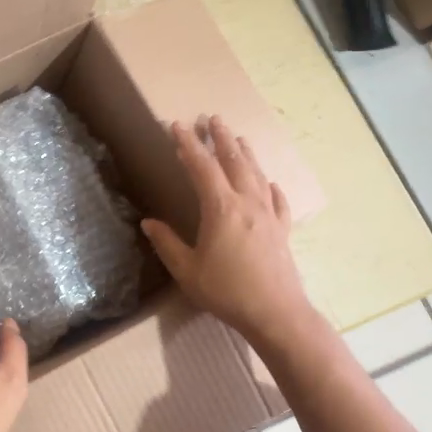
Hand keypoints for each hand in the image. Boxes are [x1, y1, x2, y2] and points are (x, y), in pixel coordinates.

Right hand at [142, 116, 312, 342]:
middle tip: (212, 119)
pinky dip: (271, 188)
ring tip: (238, 138)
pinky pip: (278, 201)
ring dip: (246, 154)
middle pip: (234, 162)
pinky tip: (270, 183)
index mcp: (221, 209)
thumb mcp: (187, 270)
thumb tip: (149, 223)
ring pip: (257, 176)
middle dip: (221, 139)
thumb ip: (168, 243)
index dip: (188, 146)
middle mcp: (247, 204)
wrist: (276, 313)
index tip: (176, 126)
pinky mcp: (282, 231)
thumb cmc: (226, 291)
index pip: (201, 168)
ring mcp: (269, 216)